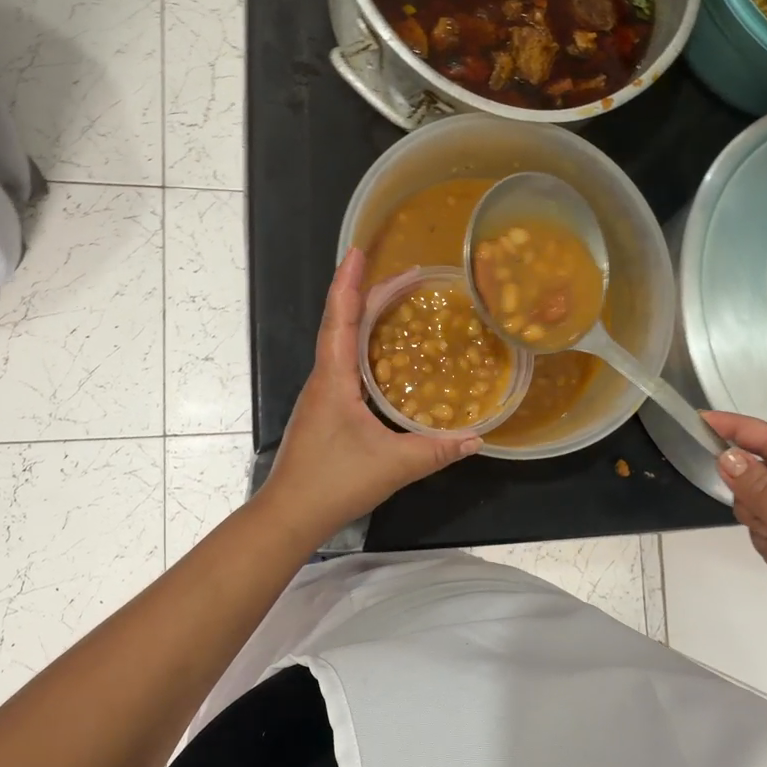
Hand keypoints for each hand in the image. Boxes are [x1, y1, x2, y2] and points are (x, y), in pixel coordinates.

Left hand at [258, 249, 480, 537]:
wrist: (289, 514)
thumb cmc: (334, 482)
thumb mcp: (393, 466)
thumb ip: (436, 451)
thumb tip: (477, 439)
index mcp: (333, 380)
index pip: (340, 319)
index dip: (349, 283)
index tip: (358, 251)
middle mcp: (323, 379)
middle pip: (341, 323)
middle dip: (368, 293)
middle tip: (405, 274)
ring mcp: (320, 395)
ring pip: (340, 343)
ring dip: (362, 316)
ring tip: (393, 300)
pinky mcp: (324, 411)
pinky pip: (343, 364)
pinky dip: (361, 345)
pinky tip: (381, 354)